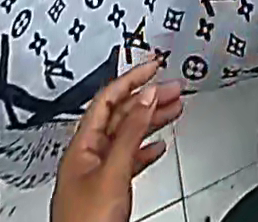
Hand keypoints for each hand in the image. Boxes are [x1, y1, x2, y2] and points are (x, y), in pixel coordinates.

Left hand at [51, 61, 184, 221]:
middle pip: (120, 115)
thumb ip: (131, 131)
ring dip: (152, 119)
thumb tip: (147, 95)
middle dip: (148, 98)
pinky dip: (147, 147)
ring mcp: (97, 174)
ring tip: (175, 108)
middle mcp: (88, 157)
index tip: (153, 66)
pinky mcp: (108, 190)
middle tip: (173, 87)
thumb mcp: (113, 170)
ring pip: (128, 135)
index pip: (106, 100)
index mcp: (82, 147)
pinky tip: (158, 146)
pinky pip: (130, 158)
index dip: (131, 79)